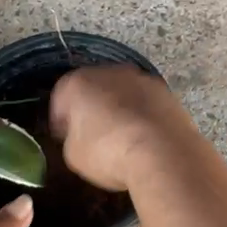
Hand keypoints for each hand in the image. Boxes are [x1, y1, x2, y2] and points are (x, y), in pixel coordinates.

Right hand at [49, 65, 202, 192]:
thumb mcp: (73, 155)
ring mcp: (141, 78)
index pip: (60, 97)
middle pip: (93, 88)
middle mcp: (109, 72)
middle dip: (91, 108)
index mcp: (79, 82)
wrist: (163, 153)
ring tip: (122, 137)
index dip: (60, 120)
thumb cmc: (109, 152)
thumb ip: (72, 138)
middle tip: (92, 135)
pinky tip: (144, 136)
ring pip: (122, 92)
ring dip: (119, 108)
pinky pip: (144, 102)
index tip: (64, 137)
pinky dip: (141, 114)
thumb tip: (81, 136)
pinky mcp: (166, 91)